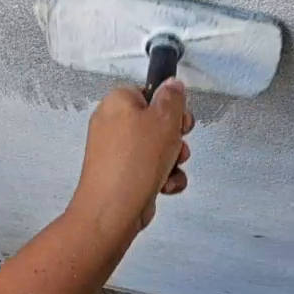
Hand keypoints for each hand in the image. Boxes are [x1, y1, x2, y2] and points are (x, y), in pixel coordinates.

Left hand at [66, 81, 193, 238]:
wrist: (114, 209)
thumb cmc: (136, 160)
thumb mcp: (164, 119)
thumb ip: (172, 97)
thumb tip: (173, 84)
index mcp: (117, 103)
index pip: (148, 93)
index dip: (169, 105)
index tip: (181, 118)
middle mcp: (112, 125)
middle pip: (156, 122)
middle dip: (175, 137)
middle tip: (178, 144)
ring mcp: (116, 153)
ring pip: (157, 148)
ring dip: (173, 160)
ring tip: (172, 168)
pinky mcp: (122, 176)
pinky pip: (150, 170)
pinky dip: (163, 177)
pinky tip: (165, 186)